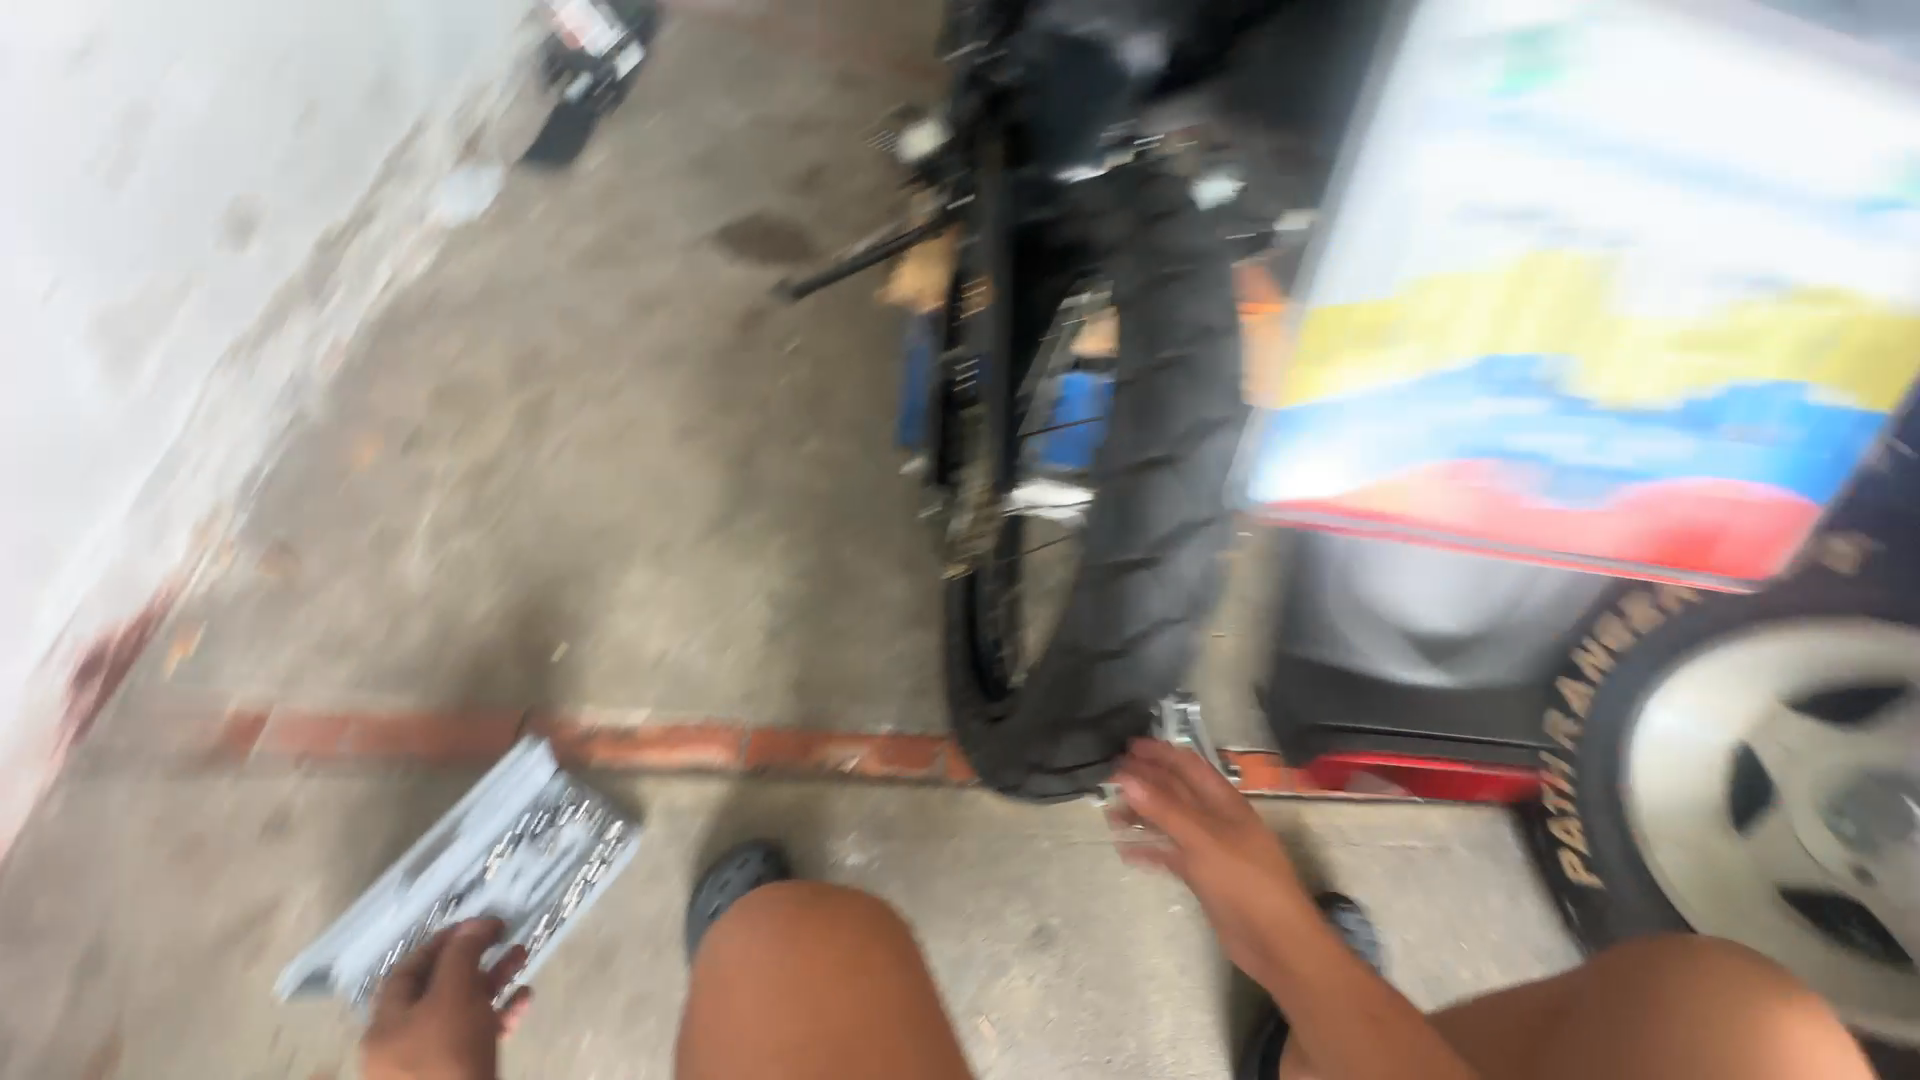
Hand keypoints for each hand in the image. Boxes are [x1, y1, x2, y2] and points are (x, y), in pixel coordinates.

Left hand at [362, 917, 532, 1079]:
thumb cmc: (446, 1056)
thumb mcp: (453, 997)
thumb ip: (461, 956)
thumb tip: (473, 925)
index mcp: (388, 1023)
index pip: (408, 970)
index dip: (441, 942)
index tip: (476, 923)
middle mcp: (402, 1040)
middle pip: (439, 986)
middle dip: (475, 957)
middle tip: (505, 936)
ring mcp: (428, 1060)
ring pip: (462, 1007)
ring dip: (493, 979)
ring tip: (522, 957)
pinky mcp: (456, 1072)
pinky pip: (477, 1034)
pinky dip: (500, 1012)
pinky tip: (524, 999)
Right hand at [1111, 739, 1314, 986]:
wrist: (1276, 942)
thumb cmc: (1245, 881)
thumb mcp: (1203, 839)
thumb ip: (1164, 809)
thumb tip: (1126, 778)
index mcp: (1223, 802)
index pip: (1188, 766)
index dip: (1160, 753)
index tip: (1128, 747)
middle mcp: (1216, 820)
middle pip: (1176, 792)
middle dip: (1145, 782)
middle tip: (1110, 778)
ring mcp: (1209, 849)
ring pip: (1170, 823)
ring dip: (1142, 816)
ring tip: (1111, 814)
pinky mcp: (1203, 877)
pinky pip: (1170, 855)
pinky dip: (1149, 850)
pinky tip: (1126, 852)